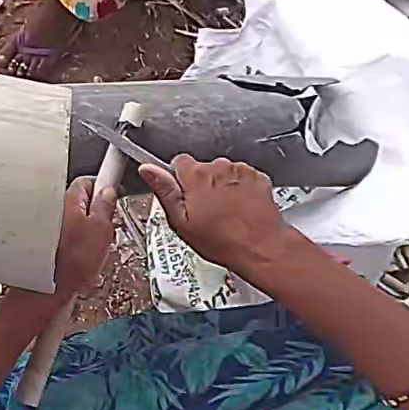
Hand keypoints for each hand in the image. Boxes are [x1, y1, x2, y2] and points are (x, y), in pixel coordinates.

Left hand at [53, 175, 116, 295]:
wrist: (49, 289)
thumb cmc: (73, 260)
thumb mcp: (101, 229)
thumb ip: (106, 206)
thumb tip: (109, 190)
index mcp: (68, 198)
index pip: (88, 181)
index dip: (103, 187)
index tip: (114, 196)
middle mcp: (55, 207)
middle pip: (83, 202)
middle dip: (98, 213)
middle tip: (108, 228)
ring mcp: (50, 226)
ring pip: (77, 220)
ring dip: (89, 230)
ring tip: (96, 248)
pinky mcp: (49, 244)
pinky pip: (70, 236)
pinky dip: (78, 244)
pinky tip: (83, 258)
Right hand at [139, 156, 299, 273]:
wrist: (261, 247)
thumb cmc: (222, 240)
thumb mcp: (181, 221)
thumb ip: (164, 190)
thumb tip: (147, 170)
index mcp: (195, 176)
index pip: (179, 162)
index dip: (179, 179)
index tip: (184, 194)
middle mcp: (218, 167)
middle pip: (203, 168)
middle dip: (202, 184)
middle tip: (205, 210)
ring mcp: (240, 171)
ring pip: (223, 173)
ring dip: (222, 187)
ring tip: (225, 212)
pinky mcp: (257, 177)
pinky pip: (242, 178)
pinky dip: (240, 189)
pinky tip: (239, 208)